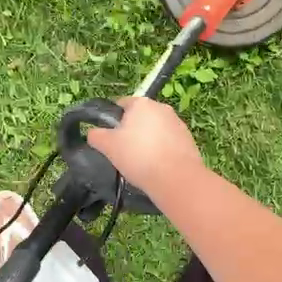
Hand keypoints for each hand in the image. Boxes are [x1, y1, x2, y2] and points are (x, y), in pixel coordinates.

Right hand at [85, 97, 205, 194]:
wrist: (175, 178)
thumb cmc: (137, 156)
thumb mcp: (107, 146)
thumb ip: (96, 135)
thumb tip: (93, 133)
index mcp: (141, 103)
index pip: (122, 104)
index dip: (112, 120)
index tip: (109, 138)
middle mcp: (161, 107)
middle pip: (140, 117)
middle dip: (131, 131)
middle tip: (123, 151)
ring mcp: (177, 122)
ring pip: (155, 130)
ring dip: (147, 141)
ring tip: (140, 162)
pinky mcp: (188, 138)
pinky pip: (168, 142)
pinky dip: (161, 150)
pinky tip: (156, 166)